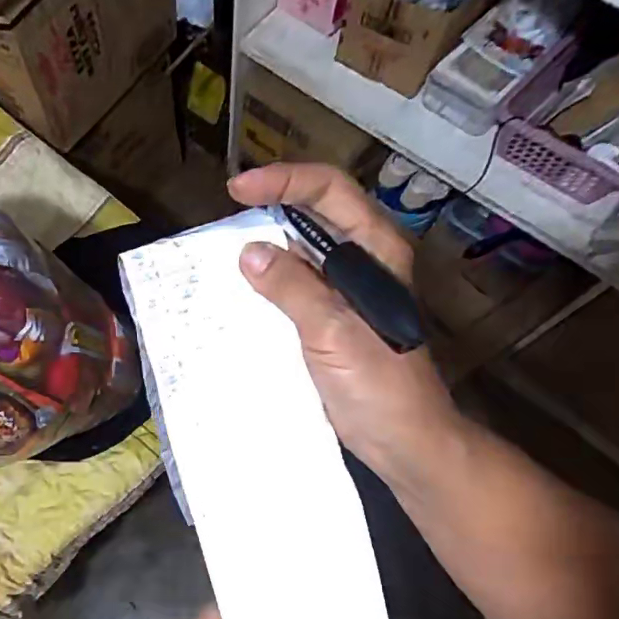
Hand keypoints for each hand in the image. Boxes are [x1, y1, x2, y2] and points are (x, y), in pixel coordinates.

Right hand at [228, 162, 463, 471]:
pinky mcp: (324, 319)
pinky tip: (235, 290)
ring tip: (219, 251)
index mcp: (375, 250)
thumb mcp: (334, 330)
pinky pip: (289, 287)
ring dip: (262, 246)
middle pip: (311, 215)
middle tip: (223, 218)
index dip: (284, 181)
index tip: (238, 189)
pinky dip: (262, 283)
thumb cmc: (380, 383)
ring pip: (297, 251)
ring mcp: (341, 291)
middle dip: (268, 208)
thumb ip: (293, 288)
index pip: (328, 192)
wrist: (399, 437)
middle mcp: (358, 262)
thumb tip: (249, 253)